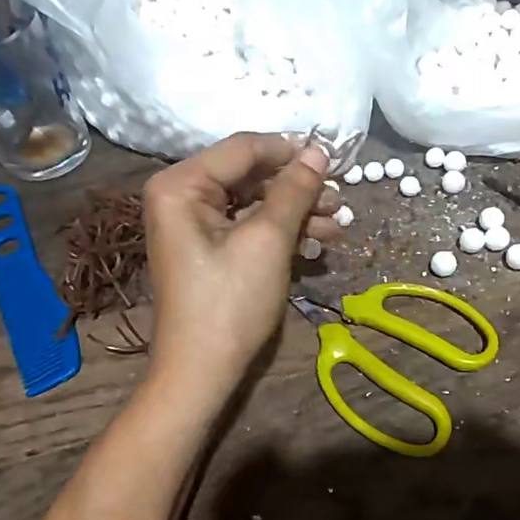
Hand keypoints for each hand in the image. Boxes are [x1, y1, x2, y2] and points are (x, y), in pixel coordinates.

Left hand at [142, 133, 340, 394]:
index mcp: (181, 185)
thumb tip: (318, 151)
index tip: (333, 162)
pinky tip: (316, 243)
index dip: (290, 151)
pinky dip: (281, 232)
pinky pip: (248, 227)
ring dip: (296, 211)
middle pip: (250, 175)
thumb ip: (293, 190)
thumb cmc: (230, 302)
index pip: (243, 149)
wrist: (201, 371)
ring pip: (254, 202)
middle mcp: (181, 196)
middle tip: (338, 200)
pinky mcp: (209, 250)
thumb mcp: (267, 240)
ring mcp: (194, 225)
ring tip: (337, 225)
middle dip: (297, 187)